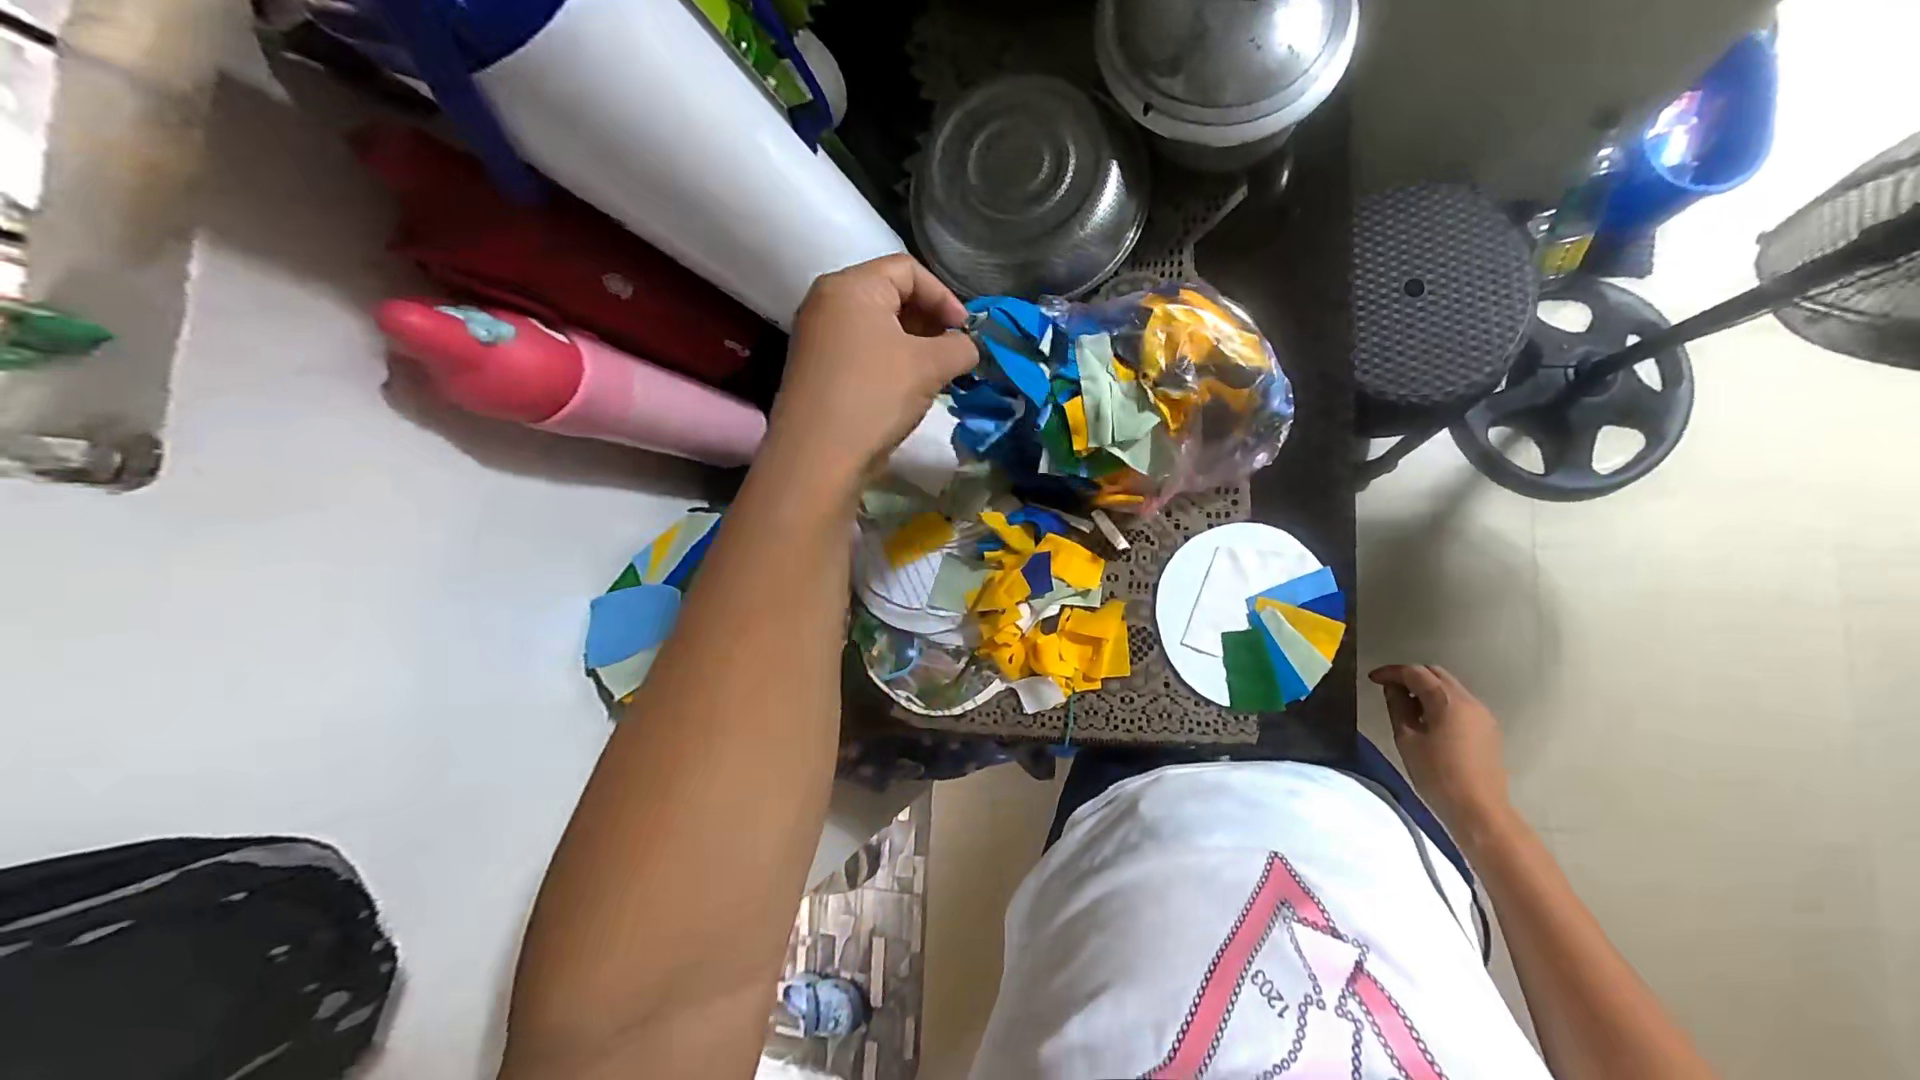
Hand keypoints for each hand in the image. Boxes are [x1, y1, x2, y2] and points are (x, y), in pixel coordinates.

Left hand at [768, 255, 976, 481]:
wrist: (817, 457)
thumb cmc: (875, 396)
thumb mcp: (929, 366)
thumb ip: (960, 347)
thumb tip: (967, 348)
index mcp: (850, 286)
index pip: (907, 269)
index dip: (944, 296)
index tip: (965, 331)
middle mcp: (826, 302)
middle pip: (889, 294)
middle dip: (929, 320)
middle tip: (953, 352)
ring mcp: (816, 337)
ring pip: (876, 327)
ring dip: (912, 344)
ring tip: (935, 373)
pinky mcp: (815, 369)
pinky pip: (860, 351)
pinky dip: (889, 361)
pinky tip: (907, 389)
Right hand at [1369, 664, 1512, 841]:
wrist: (1478, 808)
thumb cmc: (1436, 773)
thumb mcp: (1406, 738)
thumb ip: (1398, 706)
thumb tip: (1393, 688)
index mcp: (1447, 700)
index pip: (1415, 672)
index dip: (1390, 672)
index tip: (1372, 679)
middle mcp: (1469, 700)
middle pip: (1436, 674)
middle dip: (1410, 676)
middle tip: (1388, 689)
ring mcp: (1482, 714)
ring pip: (1450, 687)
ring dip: (1426, 689)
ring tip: (1406, 705)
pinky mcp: (1488, 728)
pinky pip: (1460, 703)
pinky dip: (1441, 701)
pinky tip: (1428, 719)